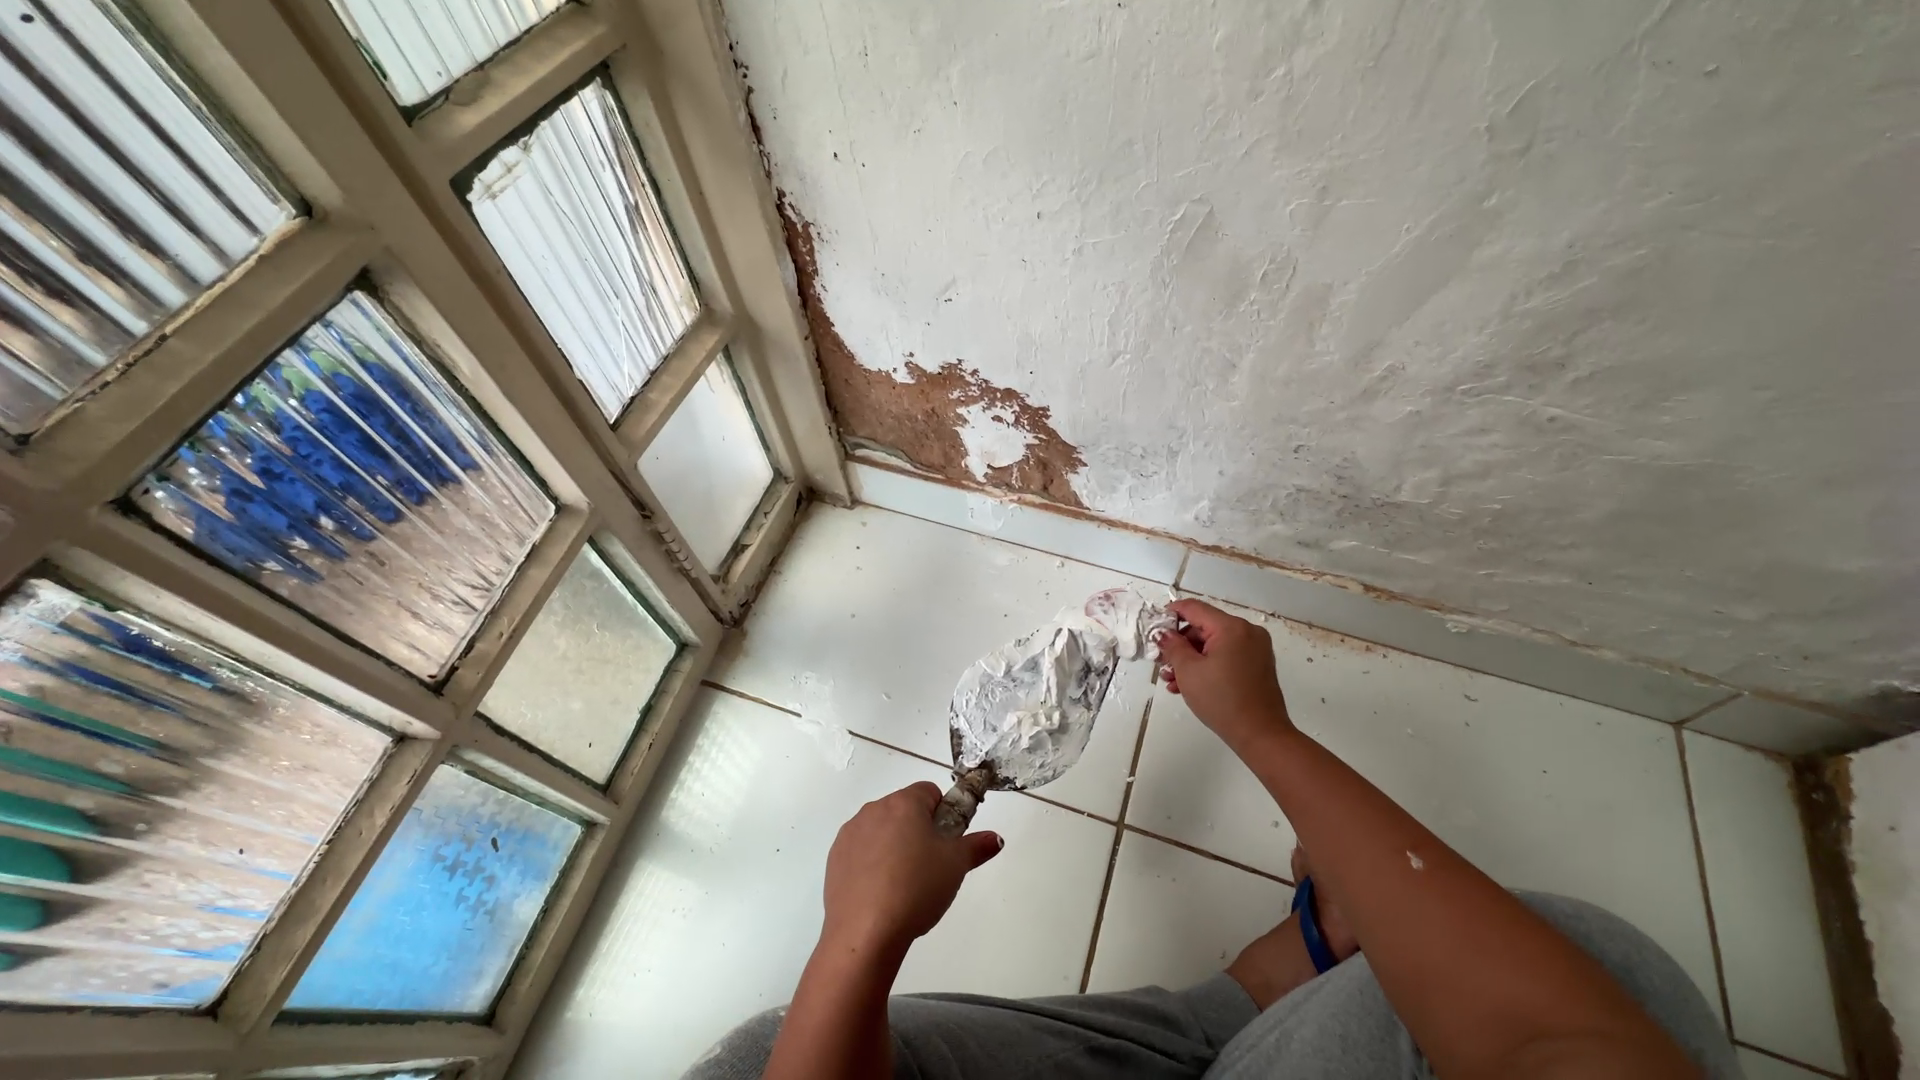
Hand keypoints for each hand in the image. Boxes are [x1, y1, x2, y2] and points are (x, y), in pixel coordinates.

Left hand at [821, 782, 1003, 955]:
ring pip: (881, 830)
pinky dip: (872, 863)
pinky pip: (861, 851)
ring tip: (904, 884)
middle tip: (931, 865)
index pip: (929, 791)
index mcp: (903, 804)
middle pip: (903, 809)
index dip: (943, 813)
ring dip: (894, 845)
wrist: (865, 932)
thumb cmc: (916, 889)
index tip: (947, 842)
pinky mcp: (835, 858)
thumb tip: (995, 838)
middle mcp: (873, 810)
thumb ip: (977, 846)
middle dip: (919, 830)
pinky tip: (881, 893)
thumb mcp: (956, 867)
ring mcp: (850, 834)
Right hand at [1157, 598, 1295, 751]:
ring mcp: (1256, 648)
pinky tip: (1190, 685)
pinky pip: (1227, 656)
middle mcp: (1247, 631)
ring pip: (1214, 644)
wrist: (1261, 734)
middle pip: (1204, 627)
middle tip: (1161, 663)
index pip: (1194, 608)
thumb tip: (1163, 633)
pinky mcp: (1258, 664)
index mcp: (1231, 627)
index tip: (1153, 629)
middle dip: (1180, 644)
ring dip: (1191, 658)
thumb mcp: (1189, 671)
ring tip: (1172, 680)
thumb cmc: (1221, 700)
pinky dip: (1208, 665)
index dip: (1170, 615)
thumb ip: (1173, 647)